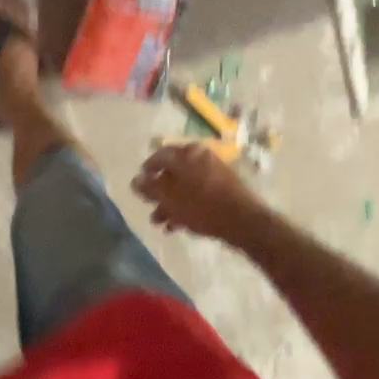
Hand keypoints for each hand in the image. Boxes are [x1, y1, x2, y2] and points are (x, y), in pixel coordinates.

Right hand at [133, 142, 271, 245]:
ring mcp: (215, 173)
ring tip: (162, 223)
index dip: (147, 169)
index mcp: (187, 154)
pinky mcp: (226, 188)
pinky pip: (200, 194)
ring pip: (186, 186)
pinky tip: (179, 225)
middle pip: (173, 173)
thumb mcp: (169, 198)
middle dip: (160, 193)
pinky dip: (188, 206)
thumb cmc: (201, 205)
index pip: (160, 155)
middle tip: (150, 207)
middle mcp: (202, 158)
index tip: (140, 183)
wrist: (243, 221)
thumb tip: (136, 180)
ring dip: (172, 203)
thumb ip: (149, 188)